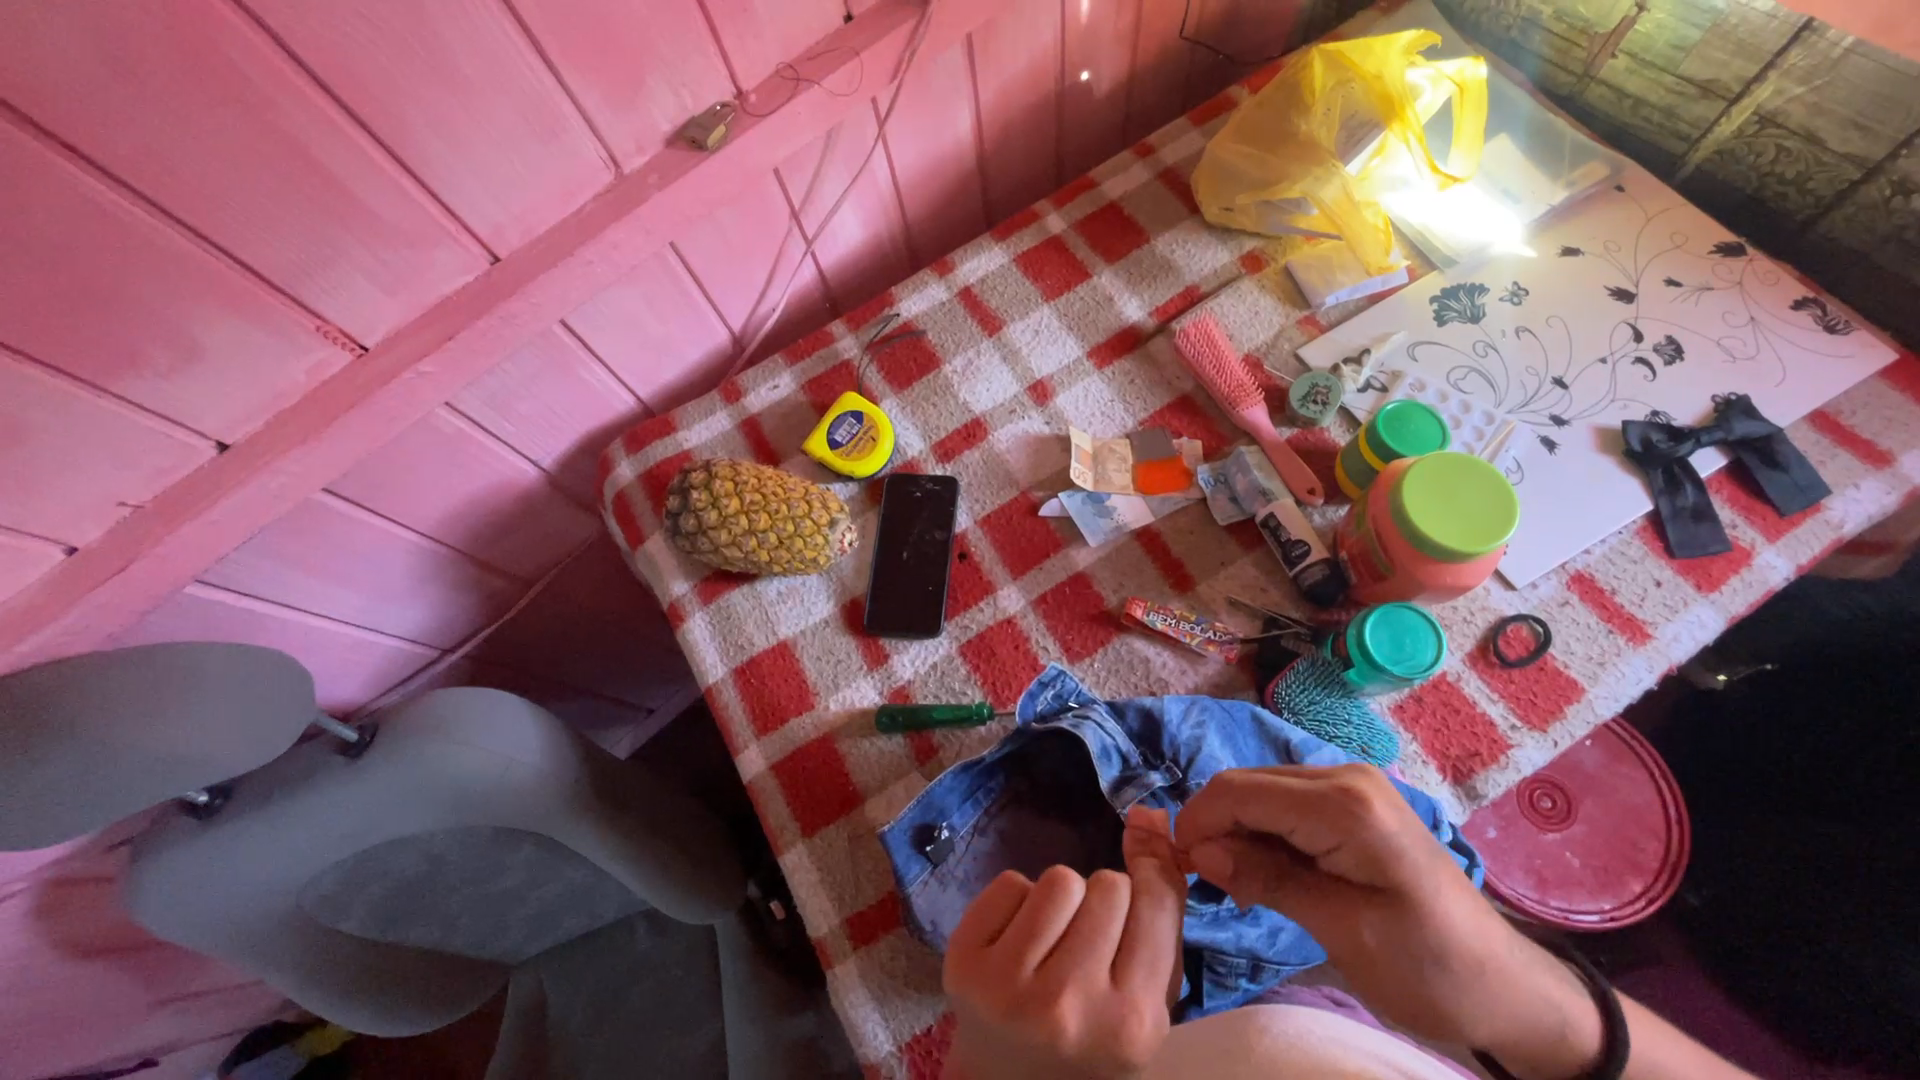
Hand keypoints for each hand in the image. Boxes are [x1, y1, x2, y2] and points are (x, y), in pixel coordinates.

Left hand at [943, 806, 1187, 1079]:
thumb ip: (1161, 914)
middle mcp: (1070, 1004)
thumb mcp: (1146, 997)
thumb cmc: (1092, 1038)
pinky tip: (1017, 940)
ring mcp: (1010, 986)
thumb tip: (1151, 816)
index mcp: (1132, 1023)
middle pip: (1107, 884)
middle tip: (1090, 941)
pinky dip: (1019, 901)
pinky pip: (1011, 883)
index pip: (1156, 901)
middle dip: (1104, 902)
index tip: (1141, 861)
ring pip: (1060, 878)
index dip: (1150, 871)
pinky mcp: (963, 963)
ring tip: (1055, 938)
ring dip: (1064, 898)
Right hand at [1174, 765, 1603, 1076]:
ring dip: (1237, 835)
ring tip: (1242, 889)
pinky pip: (1284, 807)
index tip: (1183, 872)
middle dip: (1215, 829)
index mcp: (1343, 803)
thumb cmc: (1428, 967)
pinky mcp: (1352, 806)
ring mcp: (1350, 788)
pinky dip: (1262, 836)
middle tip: (1209, 888)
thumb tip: (1198, 852)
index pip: (1238, 791)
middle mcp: (1344, 777)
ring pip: (1259, 795)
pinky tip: (1268, 876)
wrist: (1506, 989)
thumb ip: (1267, 879)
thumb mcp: (1341, 929)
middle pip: (1245, 786)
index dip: (1198, 825)